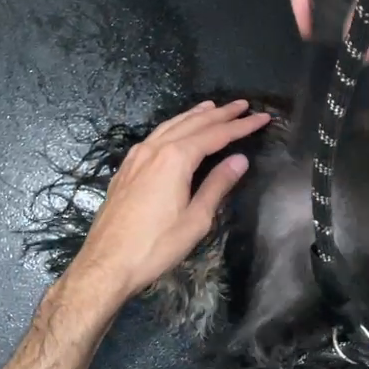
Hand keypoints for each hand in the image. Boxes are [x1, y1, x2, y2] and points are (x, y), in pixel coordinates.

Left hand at [66, 100, 271, 303]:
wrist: (107, 263)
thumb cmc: (156, 246)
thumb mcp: (196, 219)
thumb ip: (217, 185)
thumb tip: (239, 160)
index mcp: (175, 159)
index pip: (216, 135)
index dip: (241, 126)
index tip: (262, 117)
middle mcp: (155, 149)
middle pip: (193, 124)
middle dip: (220, 114)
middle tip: (243, 105)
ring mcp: (137, 157)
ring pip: (171, 126)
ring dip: (194, 115)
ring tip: (212, 107)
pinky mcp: (126, 168)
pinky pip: (155, 136)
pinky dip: (173, 126)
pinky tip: (176, 130)